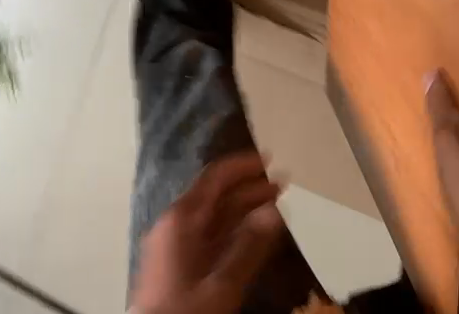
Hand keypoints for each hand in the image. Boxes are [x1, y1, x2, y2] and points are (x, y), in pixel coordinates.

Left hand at [130, 152, 288, 313]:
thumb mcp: (221, 284)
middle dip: (249, 188)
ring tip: (276, 205)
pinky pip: (210, 237)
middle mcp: (177, 223)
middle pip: (216, 196)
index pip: (215, 178)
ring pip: (214, 218)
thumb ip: (249, 246)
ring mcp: (176, 244)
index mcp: (182, 218)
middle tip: (282, 184)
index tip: (269, 158)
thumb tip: (274, 210)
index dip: (242, 166)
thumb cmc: (184, 311)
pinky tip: (254, 236)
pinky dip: (234, 232)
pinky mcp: (179, 265)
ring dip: (244, 210)